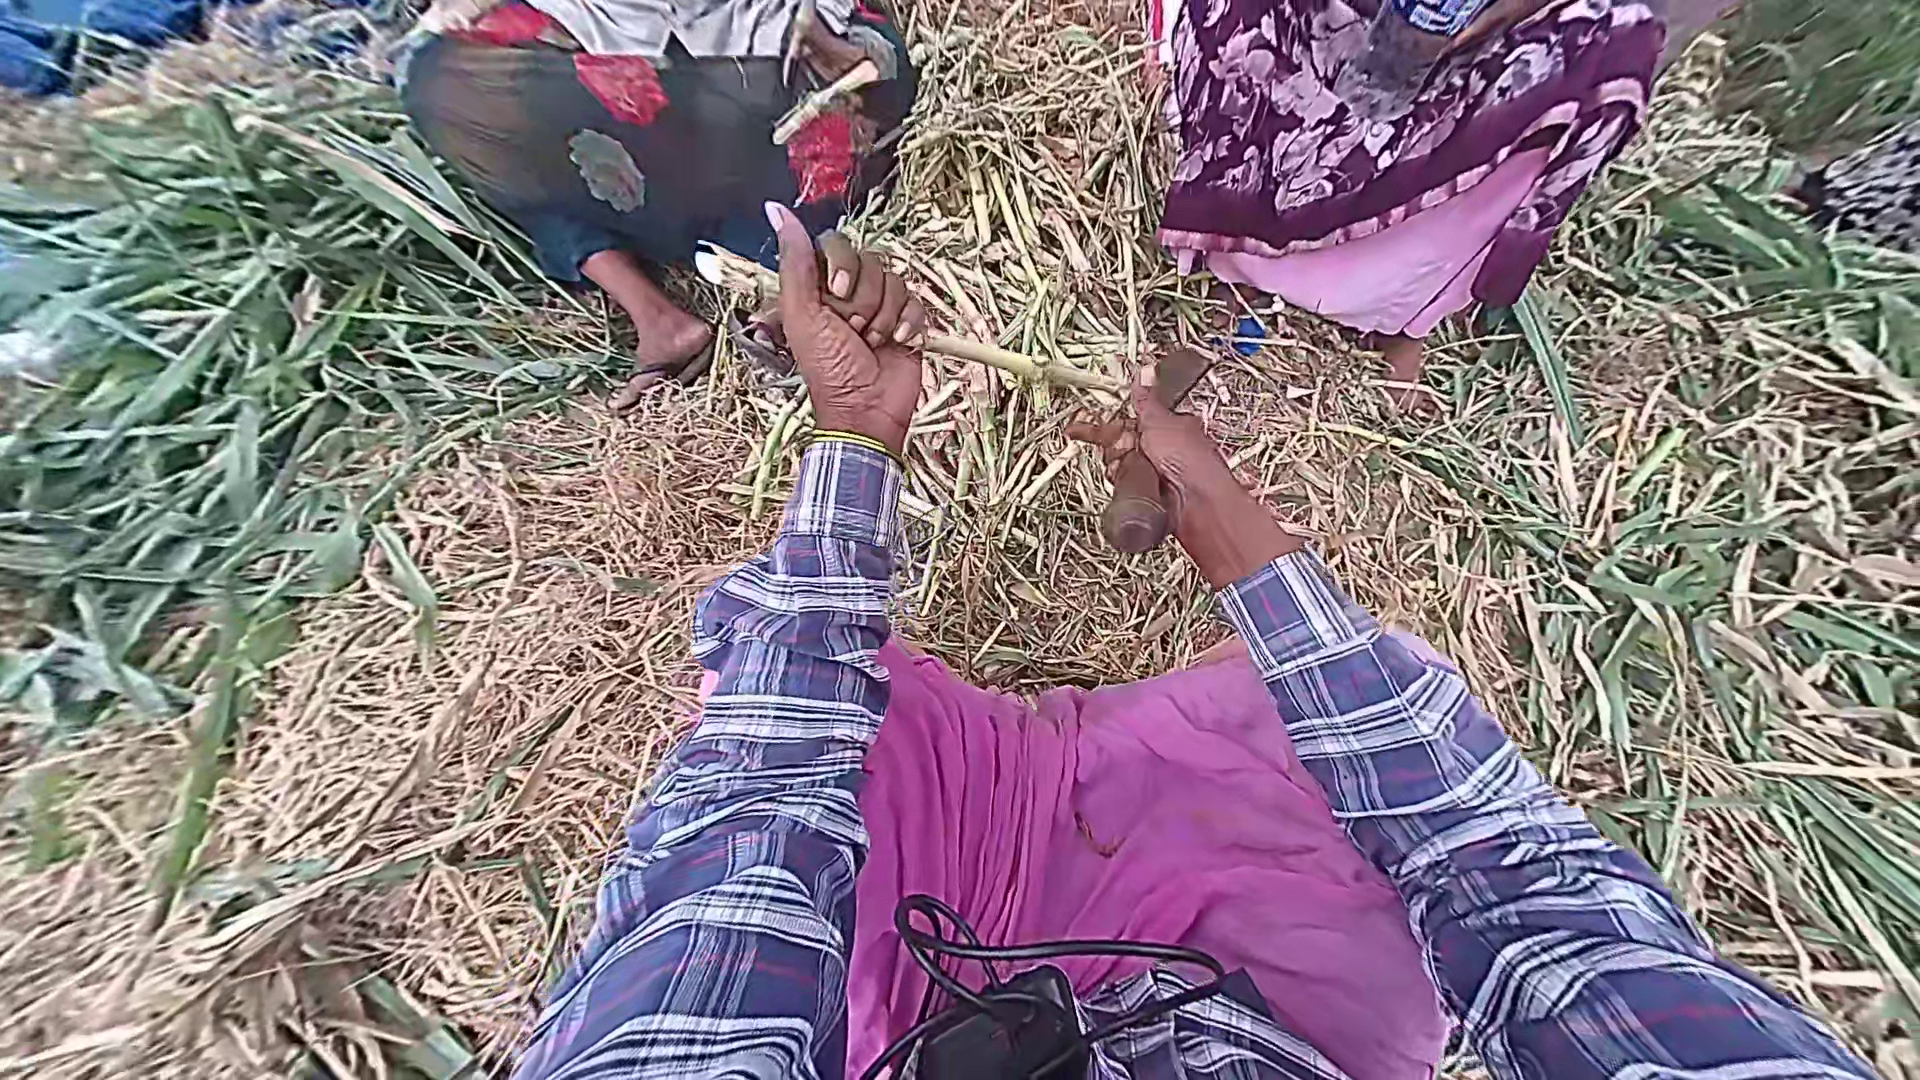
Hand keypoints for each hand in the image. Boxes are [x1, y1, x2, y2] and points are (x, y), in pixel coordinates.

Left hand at [768, 202, 924, 454]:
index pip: (837, 244)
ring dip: (884, 316)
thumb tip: (775, 210)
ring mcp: (882, 308)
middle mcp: (851, 292)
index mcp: (820, 286)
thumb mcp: (802, 314)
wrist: (866, 409)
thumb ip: (794, 263)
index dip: (842, 264)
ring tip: (872, 342)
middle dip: (863, 299)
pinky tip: (898, 343)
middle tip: (853, 330)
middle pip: (869, 261)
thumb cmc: (829, 369)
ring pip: (894, 281)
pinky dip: (908, 323)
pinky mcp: (908, 324)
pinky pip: (916, 302)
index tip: (837, 294)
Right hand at [1069, 362, 1301, 586]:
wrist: (1195, 504)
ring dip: (1117, 467)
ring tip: (1133, 470)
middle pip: (1117, 444)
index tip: (1079, 427)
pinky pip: (1119, 485)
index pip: (1129, 419)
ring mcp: (1150, 473)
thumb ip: (1147, 400)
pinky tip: (1129, 483)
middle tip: (1123, 451)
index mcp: (1167, 426)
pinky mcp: (1142, 494)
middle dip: (1113, 448)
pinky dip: (1119, 483)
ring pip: (1115, 466)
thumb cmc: (1190, 460)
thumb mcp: (1163, 422)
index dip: (1106, 423)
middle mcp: (1158, 450)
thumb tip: (1142, 372)